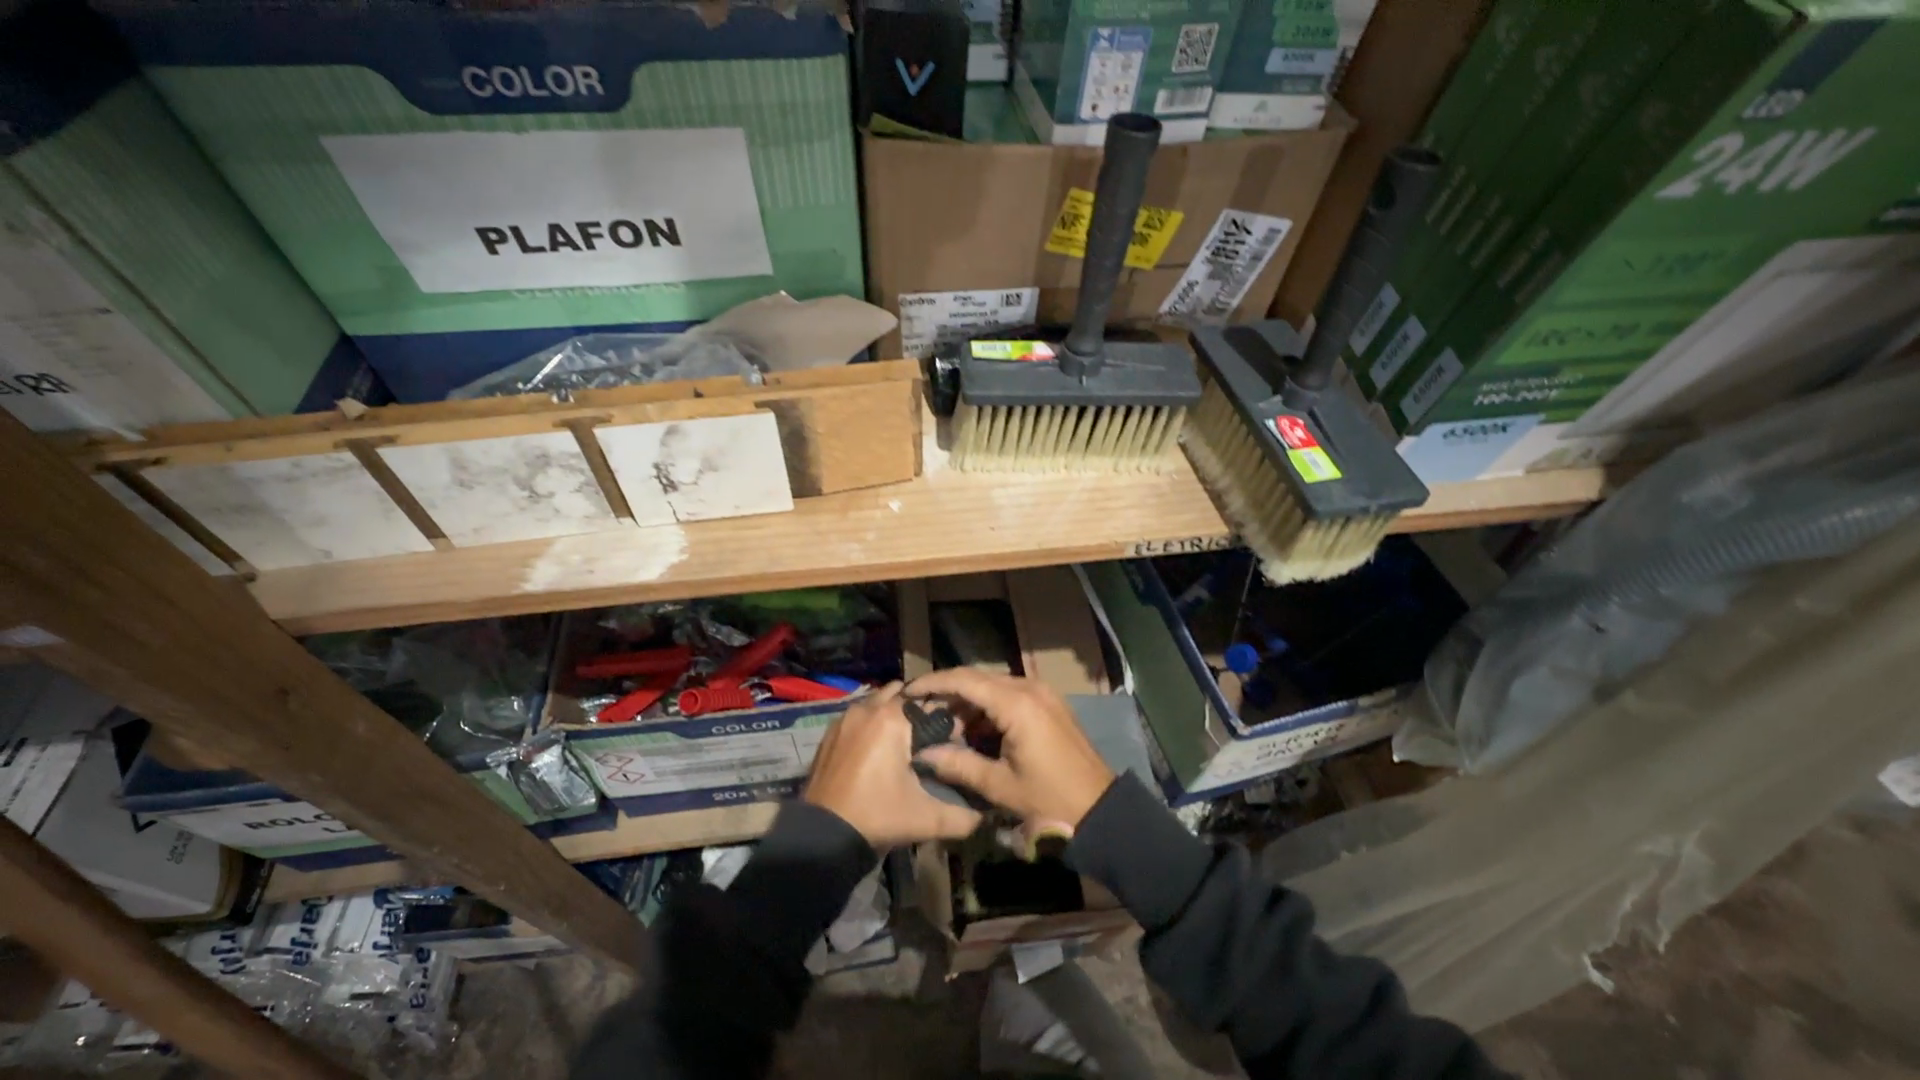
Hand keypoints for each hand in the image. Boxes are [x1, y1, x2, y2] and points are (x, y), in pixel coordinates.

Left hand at [803, 683, 983, 848]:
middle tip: (930, 740)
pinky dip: (873, 725)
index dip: (947, 719)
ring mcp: (845, 718)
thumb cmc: (876, 817)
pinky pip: (860, 716)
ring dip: (894, 715)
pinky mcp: (830, 732)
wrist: (822, 836)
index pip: (931, 704)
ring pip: (879, 702)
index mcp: (892, 719)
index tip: (954, 741)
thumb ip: (963, 816)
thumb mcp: (926, 819)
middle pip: (904, 696)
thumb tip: (984, 814)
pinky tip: (880, 752)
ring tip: (906, 745)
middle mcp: (868, 709)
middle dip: (919, 712)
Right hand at [905, 669, 1114, 829]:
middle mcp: (1030, 688)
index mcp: (1016, 704)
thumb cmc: (1049, 799)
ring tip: (944, 726)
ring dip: (968, 702)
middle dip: (948, 693)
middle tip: (921, 713)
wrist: (1101, 809)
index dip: (933, 683)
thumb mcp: (999, 786)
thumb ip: (958, 765)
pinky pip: (1011, 695)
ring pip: (994, 686)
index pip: (964, 680)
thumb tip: (923, 754)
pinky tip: (974, 731)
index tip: (908, 693)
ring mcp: (1043, 694)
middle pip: (978, 679)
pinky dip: (989, 708)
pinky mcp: (1050, 705)